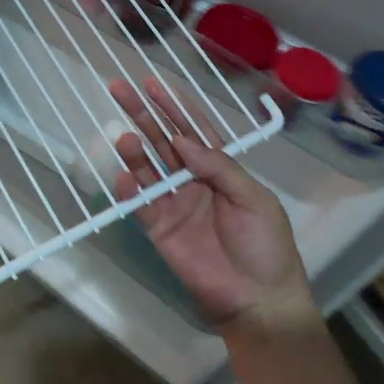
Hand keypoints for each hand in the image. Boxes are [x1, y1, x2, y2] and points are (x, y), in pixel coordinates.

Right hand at [110, 78, 316, 335]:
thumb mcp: (255, 201)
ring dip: (134, 150)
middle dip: (141, 113)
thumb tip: (183, 141)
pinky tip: (123, 178)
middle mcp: (191, 179)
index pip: (193, 129)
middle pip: (162, 139)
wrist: (257, 300)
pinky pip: (138, 202)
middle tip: (118, 89)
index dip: (173, 106)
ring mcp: (172, 202)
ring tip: (125, 139)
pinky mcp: (157, 226)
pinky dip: (128, 189)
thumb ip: (221, 168)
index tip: (152, 83)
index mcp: (219, 170)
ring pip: (146, 166)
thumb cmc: (265, 246)